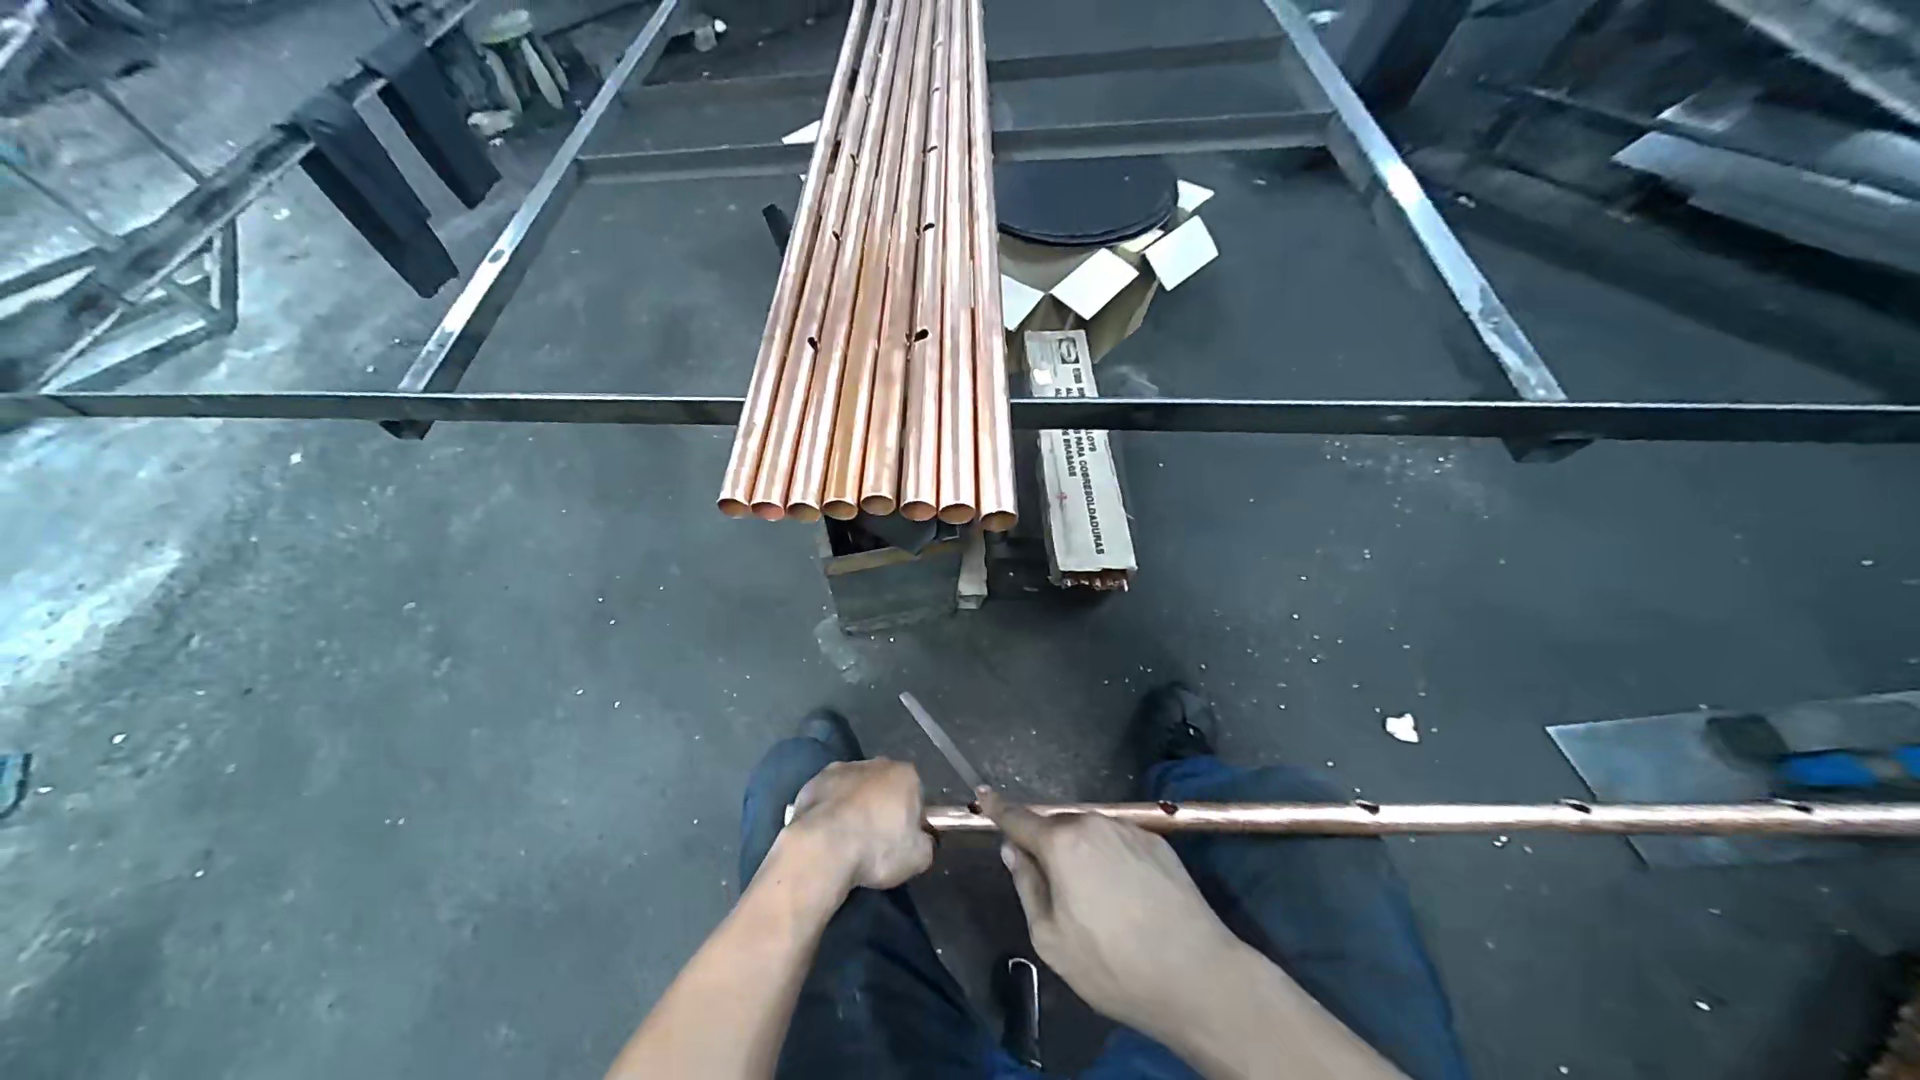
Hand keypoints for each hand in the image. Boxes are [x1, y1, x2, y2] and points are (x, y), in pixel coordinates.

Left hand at [784, 759, 933, 892]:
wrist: (823, 849)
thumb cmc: (877, 849)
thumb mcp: (918, 858)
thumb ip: (926, 843)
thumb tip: (923, 840)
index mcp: (904, 775)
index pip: (916, 794)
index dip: (911, 818)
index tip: (902, 840)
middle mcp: (874, 764)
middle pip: (884, 786)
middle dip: (882, 807)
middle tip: (876, 840)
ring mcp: (840, 770)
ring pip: (854, 788)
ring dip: (854, 806)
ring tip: (847, 840)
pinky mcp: (813, 783)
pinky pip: (828, 797)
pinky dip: (829, 810)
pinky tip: (826, 834)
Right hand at [980, 789, 1252, 1041]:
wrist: (1198, 976)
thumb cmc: (1114, 965)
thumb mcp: (1051, 939)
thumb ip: (1027, 885)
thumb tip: (1013, 850)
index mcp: (1062, 843)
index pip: (1019, 818)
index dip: (997, 808)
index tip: (982, 794)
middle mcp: (1094, 823)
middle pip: (1056, 826)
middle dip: (1045, 843)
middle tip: (1049, 885)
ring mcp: (1130, 830)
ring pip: (1089, 833)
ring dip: (1079, 852)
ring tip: (1094, 900)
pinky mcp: (1159, 843)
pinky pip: (1118, 842)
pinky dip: (1110, 858)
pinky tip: (1126, 898)